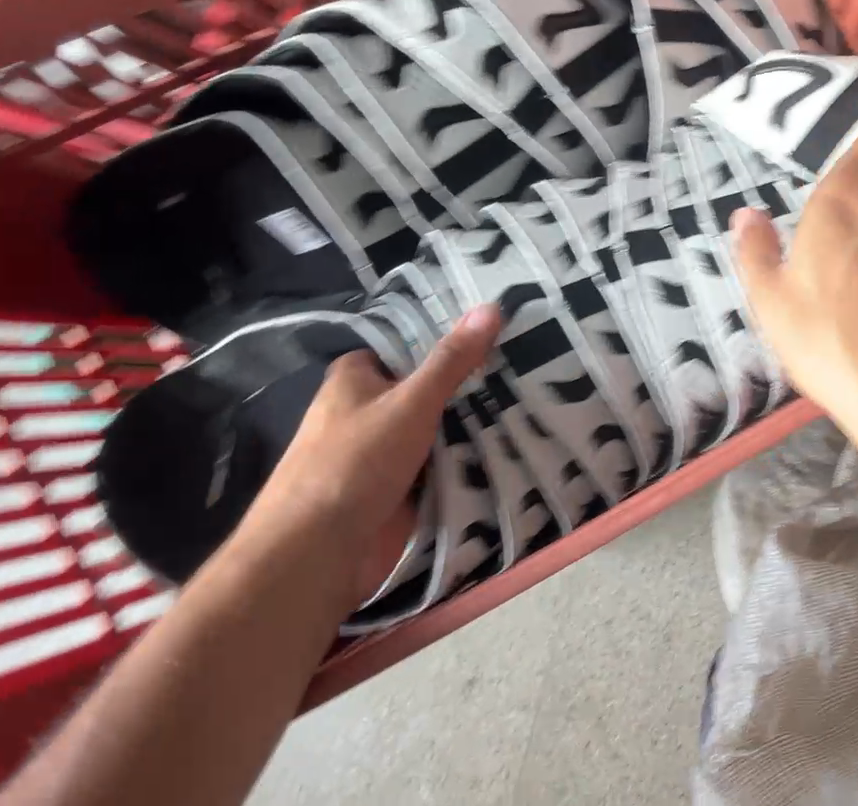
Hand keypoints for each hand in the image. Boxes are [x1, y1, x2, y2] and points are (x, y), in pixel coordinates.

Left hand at [240, 305, 501, 606]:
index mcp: (354, 381)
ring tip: (538, 399)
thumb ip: (452, 360)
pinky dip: (472, 458)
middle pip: (428, 389)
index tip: (498, 331)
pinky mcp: (401, 488)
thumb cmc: (354, 464)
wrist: (319, 552)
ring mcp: (384, 453)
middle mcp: (366, 413)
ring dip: (477, 423)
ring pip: (440, 428)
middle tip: (531, 363)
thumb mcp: (410, 401)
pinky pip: (445, 464)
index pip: (405, 347)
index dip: (446, 339)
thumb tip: (493, 306)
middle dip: (472, 384)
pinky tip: (517, 444)